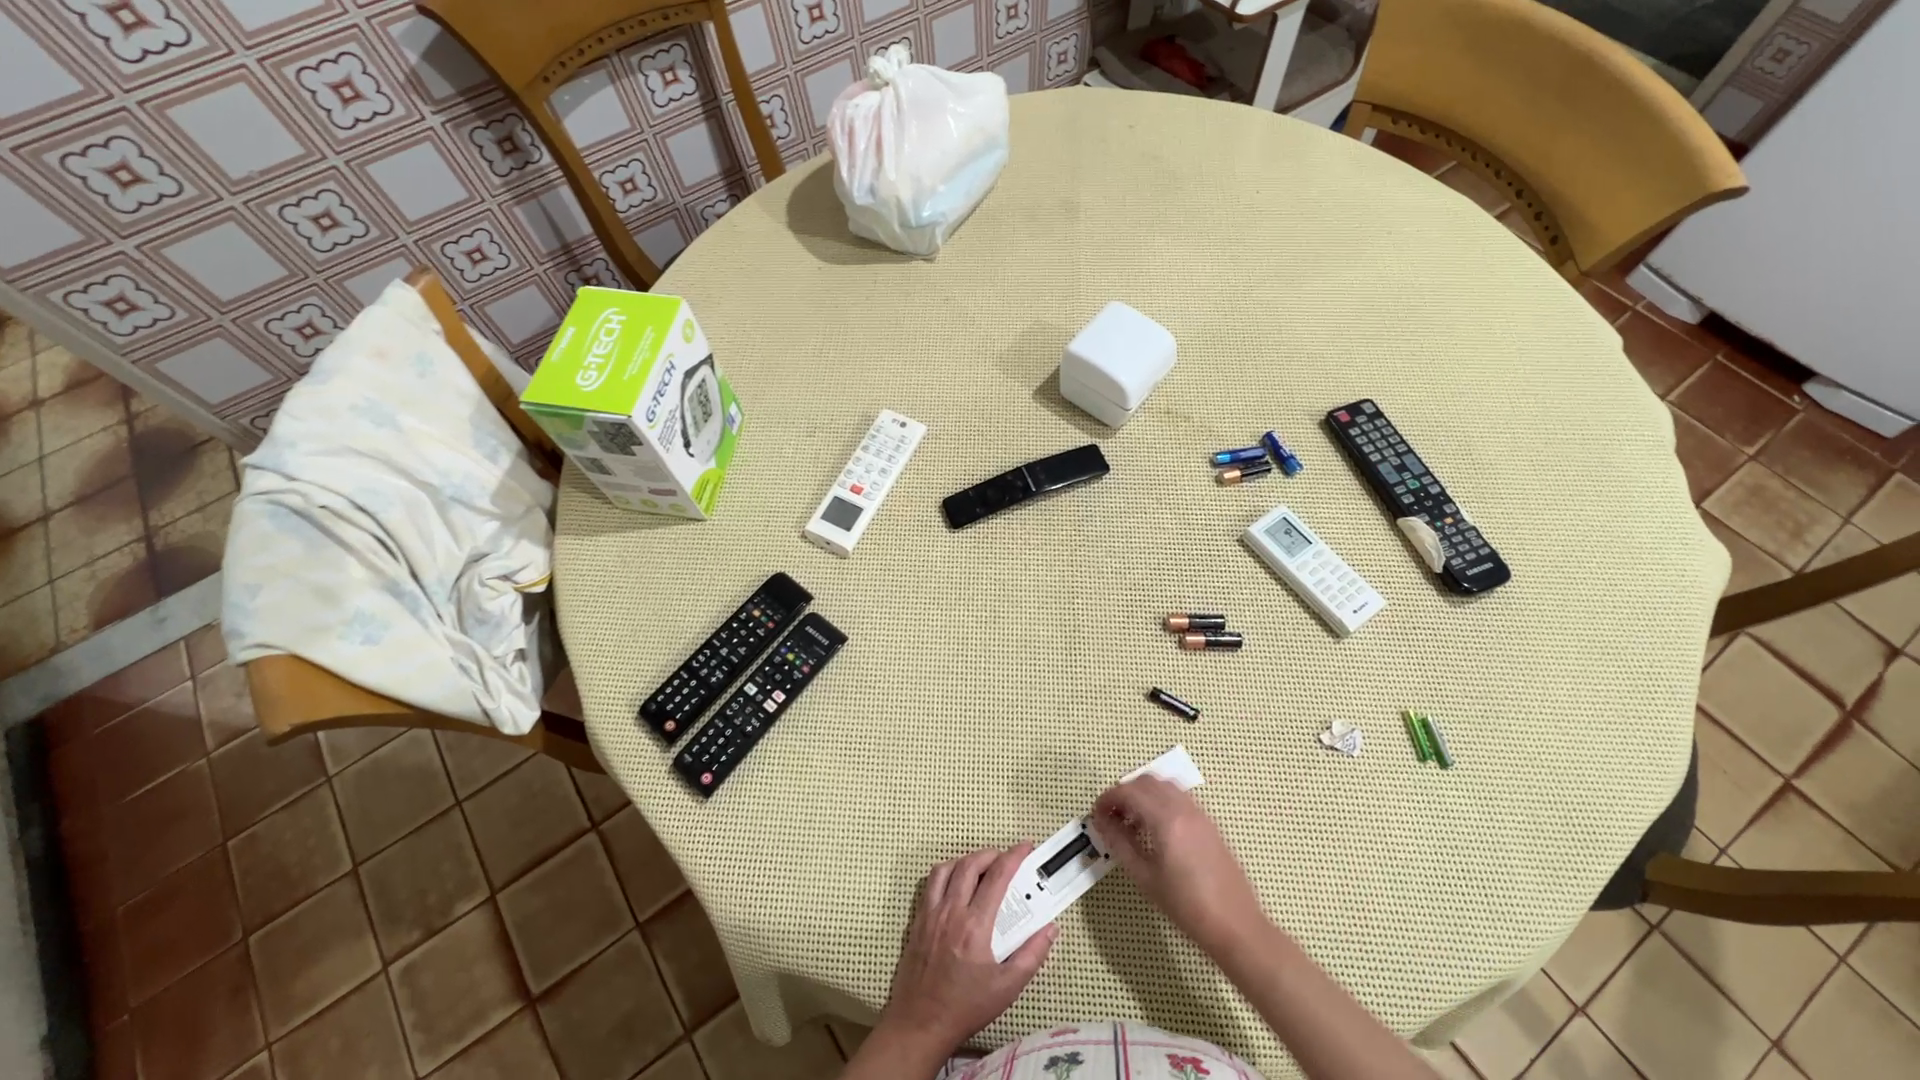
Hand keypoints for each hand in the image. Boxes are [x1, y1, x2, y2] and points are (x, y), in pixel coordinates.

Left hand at [878, 845, 1056, 1052]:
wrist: (919, 1024)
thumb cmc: (965, 1008)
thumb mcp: (1007, 987)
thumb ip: (1032, 955)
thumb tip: (1050, 928)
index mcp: (975, 925)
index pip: (997, 876)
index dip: (1014, 856)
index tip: (1025, 847)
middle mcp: (950, 912)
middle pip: (969, 864)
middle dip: (991, 853)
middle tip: (1005, 858)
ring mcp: (930, 915)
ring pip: (945, 869)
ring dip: (965, 860)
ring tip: (980, 868)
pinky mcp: (916, 922)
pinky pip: (930, 885)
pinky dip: (945, 874)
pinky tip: (955, 886)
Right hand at [1089, 776, 1267, 956]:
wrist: (1235, 925)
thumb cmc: (1185, 906)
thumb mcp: (1145, 877)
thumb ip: (1120, 843)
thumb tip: (1101, 822)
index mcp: (1166, 820)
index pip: (1129, 792)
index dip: (1107, 799)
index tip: (1096, 815)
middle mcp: (1184, 808)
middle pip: (1147, 781)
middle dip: (1124, 793)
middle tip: (1112, 817)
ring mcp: (1200, 814)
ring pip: (1165, 786)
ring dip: (1144, 795)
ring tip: (1132, 823)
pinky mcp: (1210, 824)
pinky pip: (1179, 799)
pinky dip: (1161, 802)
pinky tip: (1155, 830)